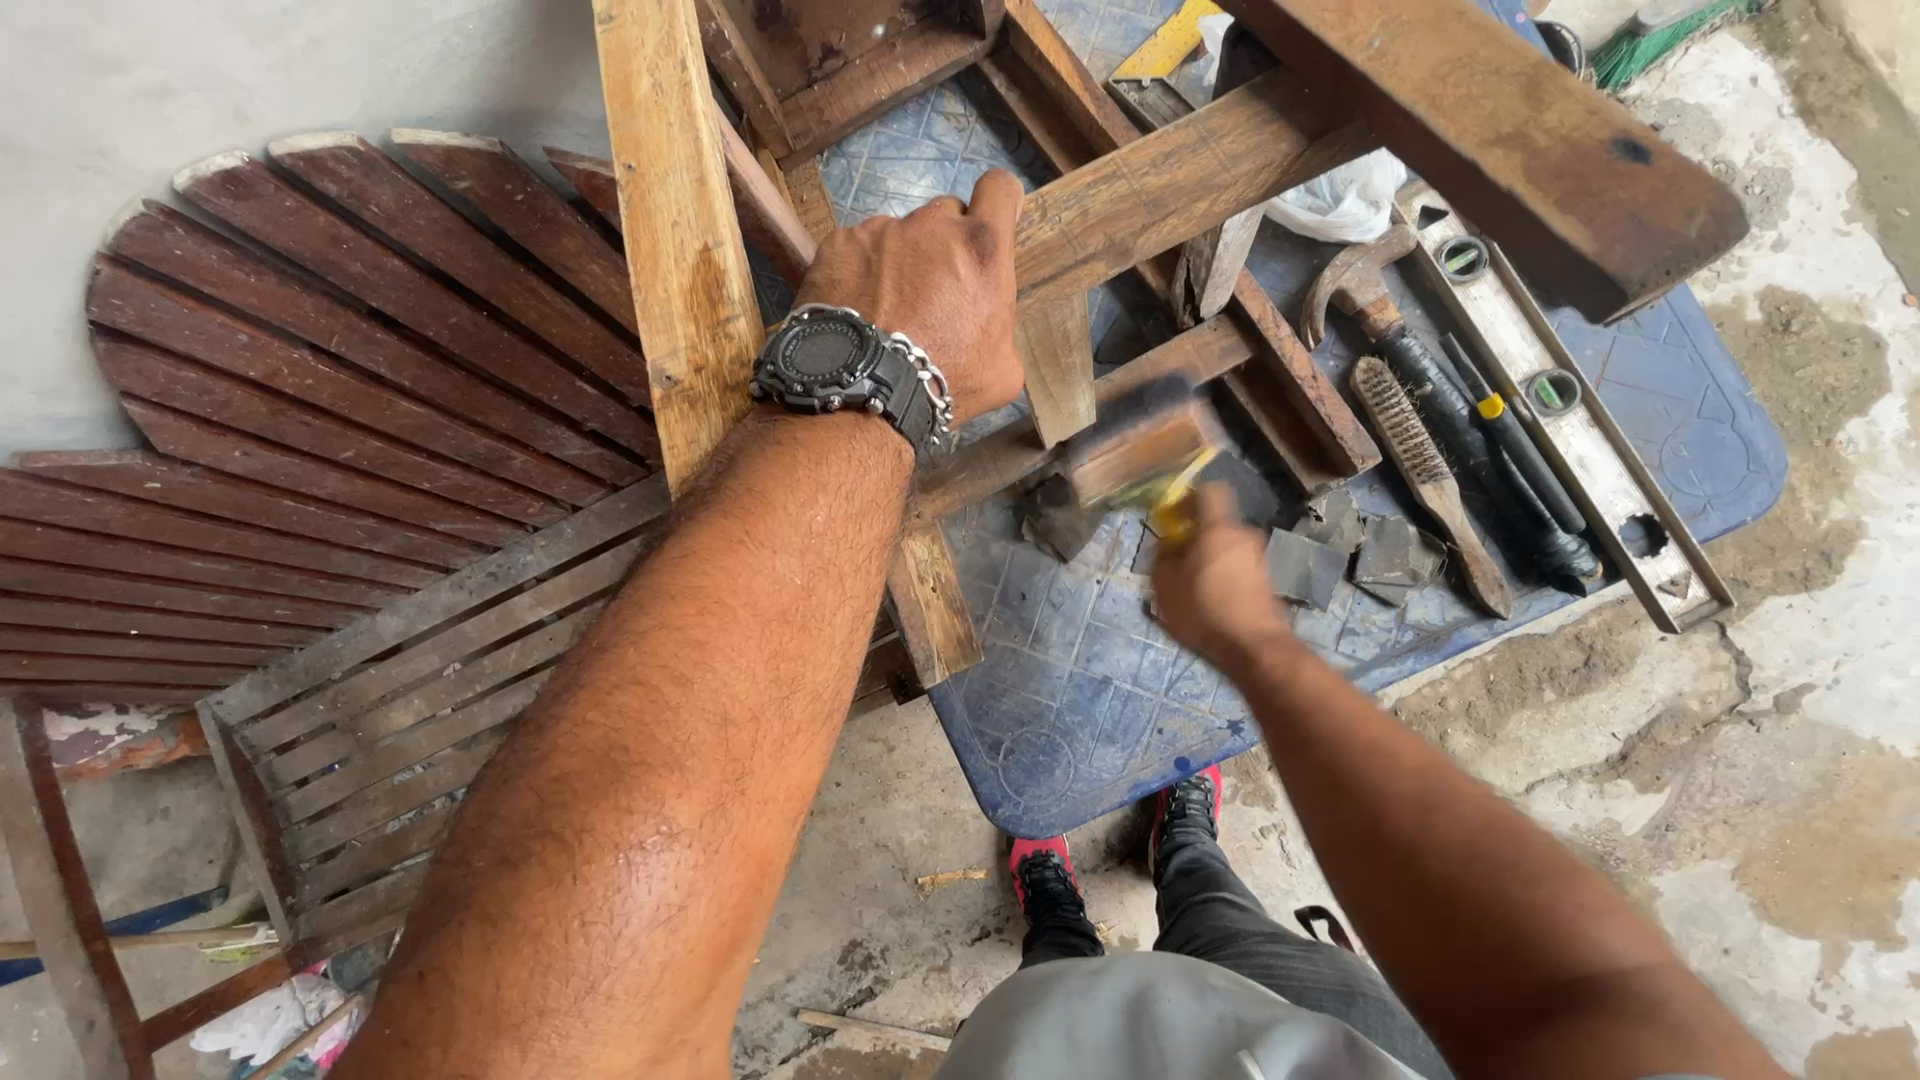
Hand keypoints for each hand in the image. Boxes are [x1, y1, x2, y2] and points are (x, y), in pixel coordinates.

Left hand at [794, 169, 1024, 426]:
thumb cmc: (945, 382)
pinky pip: (856, 251)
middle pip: (945, 216)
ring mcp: (881, 230)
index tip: (988, 225)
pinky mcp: (839, 244)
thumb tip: (989, 329)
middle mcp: (932, 225)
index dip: (997, 203)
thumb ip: (1002, 330)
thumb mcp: (1003, 370)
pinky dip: (858, 273)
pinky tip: (856, 311)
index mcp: (982, 248)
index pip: (999, 188)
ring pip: (898, 235)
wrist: (866, 391)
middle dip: (943, 245)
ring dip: (898, 262)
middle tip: (932, 293)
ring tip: (886, 310)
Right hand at [1152, 483, 1295, 673]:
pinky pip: (1235, 565)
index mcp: (1218, 528)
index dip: (1188, 497)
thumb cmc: (1204, 610)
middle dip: (1194, 535)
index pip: (1208, 491)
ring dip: (1207, 557)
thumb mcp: (1165, 585)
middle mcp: (1243, 535)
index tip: (1173, 516)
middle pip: (1215, 523)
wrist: (1253, 646)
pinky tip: (1208, 600)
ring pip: (1225, 546)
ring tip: (1189, 585)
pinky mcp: (1264, 579)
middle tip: (1175, 558)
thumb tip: (1166, 545)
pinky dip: (1221, 574)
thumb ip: (1161, 556)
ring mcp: (1258, 557)